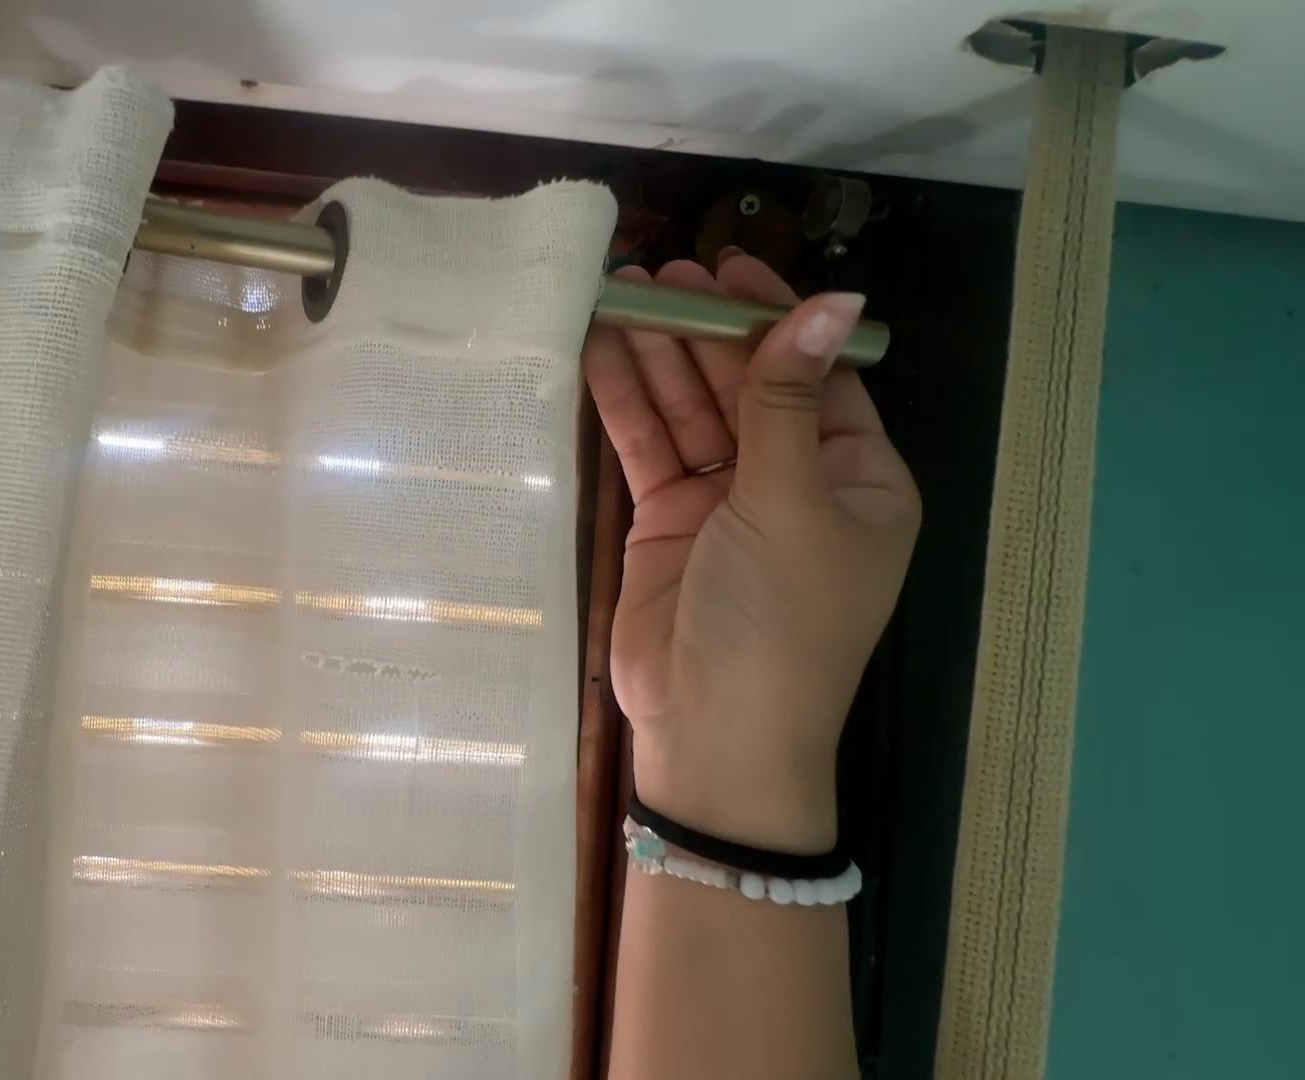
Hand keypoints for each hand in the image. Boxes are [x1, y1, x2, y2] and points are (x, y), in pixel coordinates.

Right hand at [582, 254, 919, 852]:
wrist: (710, 726)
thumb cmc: (779, 619)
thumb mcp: (794, 504)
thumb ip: (790, 402)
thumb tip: (833, 301)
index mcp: (854, 473)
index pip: (814, 373)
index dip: (771, 317)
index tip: (725, 266)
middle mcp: (789, 477)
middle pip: (741, 384)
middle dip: (701, 331)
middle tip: (656, 275)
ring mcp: (720, 498)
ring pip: (687, 410)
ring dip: (656, 358)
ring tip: (620, 297)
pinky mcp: (663, 518)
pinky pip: (646, 448)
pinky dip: (624, 405)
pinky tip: (599, 355)